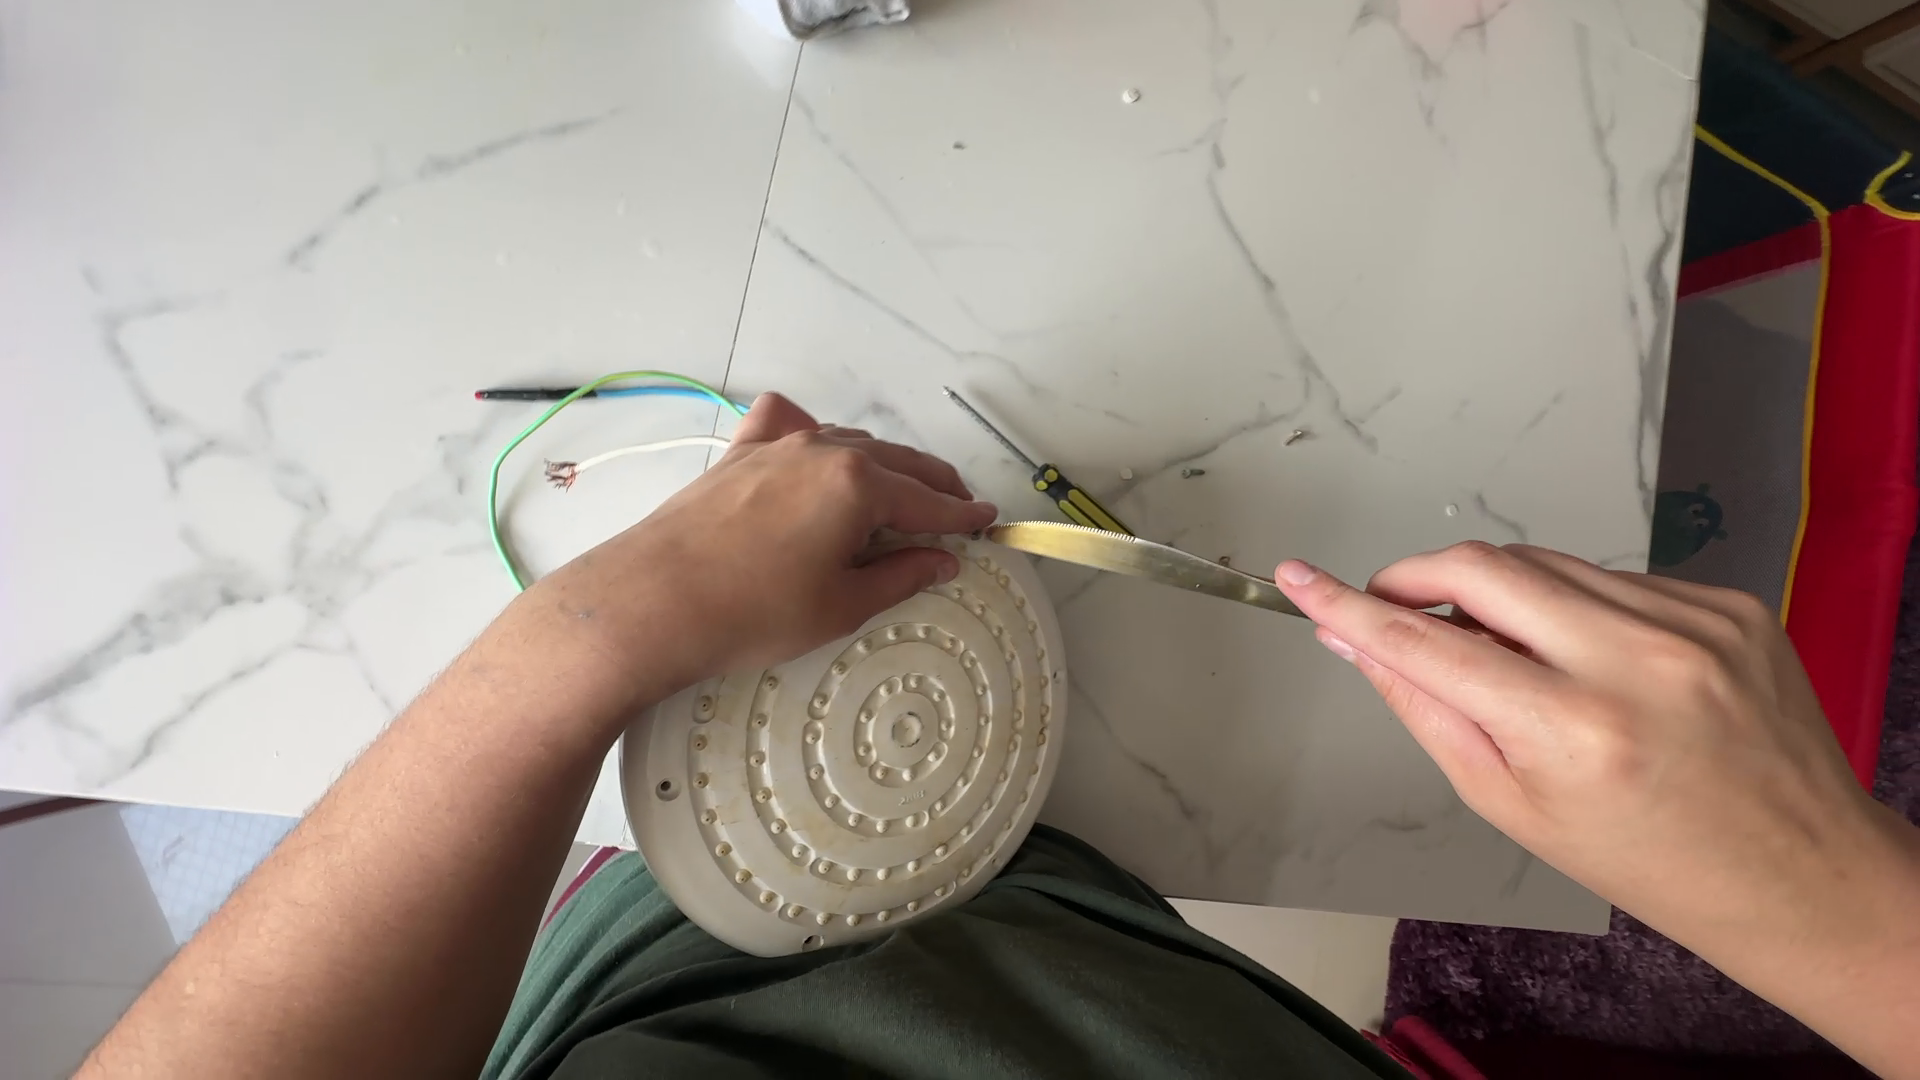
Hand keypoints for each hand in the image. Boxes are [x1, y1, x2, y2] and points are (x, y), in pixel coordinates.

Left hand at [516, 393, 996, 712]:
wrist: (650, 603)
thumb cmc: (755, 613)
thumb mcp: (841, 605)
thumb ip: (901, 575)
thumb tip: (944, 560)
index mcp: (859, 485)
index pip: (930, 500)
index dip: (965, 515)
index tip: (991, 521)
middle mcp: (825, 450)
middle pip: (899, 462)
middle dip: (935, 485)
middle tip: (960, 508)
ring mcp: (779, 444)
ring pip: (852, 443)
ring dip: (885, 466)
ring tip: (901, 493)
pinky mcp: (740, 454)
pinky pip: (791, 428)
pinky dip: (818, 438)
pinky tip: (814, 449)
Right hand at [1272, 543, 1919, 1070]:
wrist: (1805, 877)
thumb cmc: (1633, 854)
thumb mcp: (1499, 795)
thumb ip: (1418, 702)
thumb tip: (1350, 639)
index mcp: (1570, 728)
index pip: (1420, 642)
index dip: (1345, 604)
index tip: (1297, 576)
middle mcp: (1636, 659)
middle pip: (1478, 567)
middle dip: (1412, 575)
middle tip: (1389, 604)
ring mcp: (1691, 621)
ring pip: (1534, 561)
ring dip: (1485, 591)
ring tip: (1497, 648)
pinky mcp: (1724, 603)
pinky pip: (1596, 575)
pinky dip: (1556, 601)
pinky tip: (1575, 651)